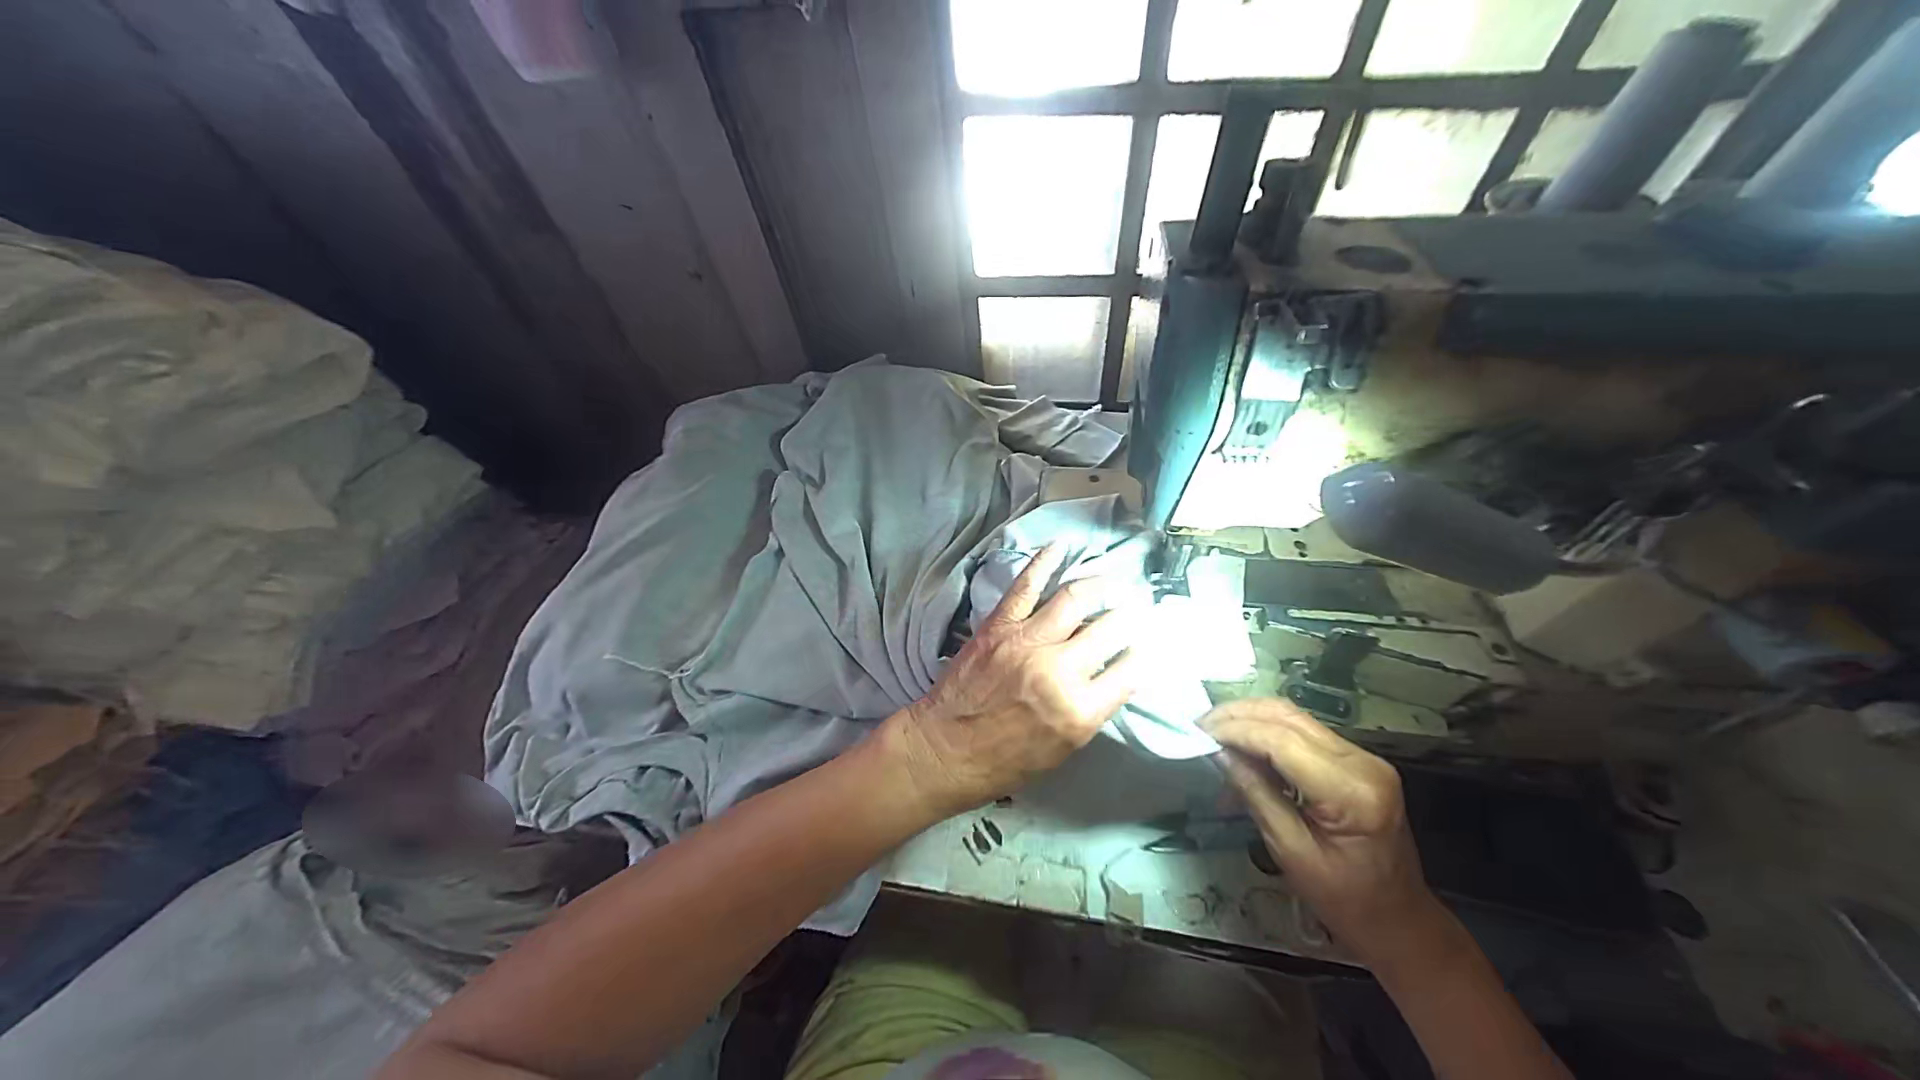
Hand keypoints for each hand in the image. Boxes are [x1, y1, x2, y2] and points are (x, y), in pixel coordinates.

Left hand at [883, 544, 1144, 818]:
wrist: (946, 751)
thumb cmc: (1006, 760)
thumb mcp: (1064, 748)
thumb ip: (1092, 708)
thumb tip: (1114, 672)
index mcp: (1079, 710)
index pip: (1131, 669)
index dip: (1147, 651)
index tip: (1151, 641)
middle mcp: (1058, 670)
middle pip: (1110, 628)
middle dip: (1131, 614)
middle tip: (1138, 607)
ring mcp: (1026, 642)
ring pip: (1074, 598)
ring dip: (1101, 584)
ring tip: (1113, 580)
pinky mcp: (998, 626)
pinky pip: (1025, 585)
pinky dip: (1044, 562)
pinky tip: (1061, 547)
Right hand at [1200, 699, 1444, 963]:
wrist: (1397, 918)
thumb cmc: (1344, 899)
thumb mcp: (1290, 850)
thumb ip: (1255, 793)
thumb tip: (1219, 753)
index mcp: (1352, 791)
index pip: (1282, 741)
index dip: (1235, 731)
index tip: (1196, 734)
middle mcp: (1362, 761)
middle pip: (1288, 717)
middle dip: (1237, 716)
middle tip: (1198, 727)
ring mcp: (1362, 757)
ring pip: (1293, 717)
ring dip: (1249, 721)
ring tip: (1213, 736)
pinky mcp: (1355, 760)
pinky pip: (1302, 733)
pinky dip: (1265, 735)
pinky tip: (1241, 750)